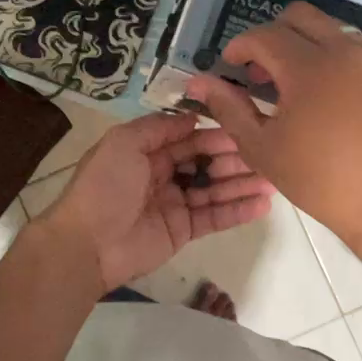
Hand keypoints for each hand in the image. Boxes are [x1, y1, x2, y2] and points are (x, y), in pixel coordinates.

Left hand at [35, 112, 274, 291]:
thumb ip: (158, 127)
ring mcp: (173, 204)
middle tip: (265, 154)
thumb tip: (192, 117)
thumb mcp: (123, 143)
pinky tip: (263, 203)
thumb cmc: (104, 187)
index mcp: (145, 152)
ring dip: (242, 183)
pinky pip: (214, 217)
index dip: (214, 134)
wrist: (88, 243)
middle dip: (233, 157)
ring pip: (214, 189)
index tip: (244, 128)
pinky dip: (238, 210)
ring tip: (273, 179)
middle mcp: (161, 175)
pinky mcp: (182, 231)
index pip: (187, 138)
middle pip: (204, 162)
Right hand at [185, 2, 361, 264]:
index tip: (230, 65)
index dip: (240, 45)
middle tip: (260, 70)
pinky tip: (325, 100)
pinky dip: (331, 61)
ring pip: (331, 30)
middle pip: (300, 17)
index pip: (265, 35)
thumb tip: (201, 84)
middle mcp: (344, 52)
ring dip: (304, 45)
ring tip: (292, 86)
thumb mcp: (263, 149)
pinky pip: (355, 53)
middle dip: (272, 35)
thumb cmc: (320, 180)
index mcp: (308, 67)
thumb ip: (230, 109)